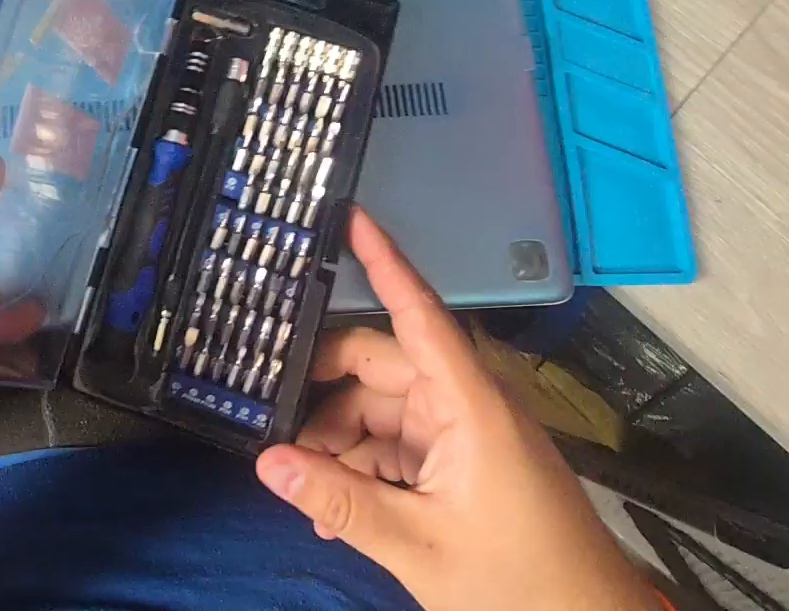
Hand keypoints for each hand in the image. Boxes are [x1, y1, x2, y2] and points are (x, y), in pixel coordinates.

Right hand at [254, 209, 661, 610]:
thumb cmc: (523, 587)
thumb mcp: (421, 548)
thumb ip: (339, 500)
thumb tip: (265, 462)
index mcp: (467, 401)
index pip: (417, 311)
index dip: (383, 260)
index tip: (350, 215)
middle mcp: (461, 401)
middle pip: (377, 366)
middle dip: (323, 391)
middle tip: (271, 415)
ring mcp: (459, 431)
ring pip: (377, 408)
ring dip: (338, 441)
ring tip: (304, 485)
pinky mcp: (457, 460)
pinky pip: (393, 443)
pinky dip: (362, 466)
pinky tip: (333, 505)